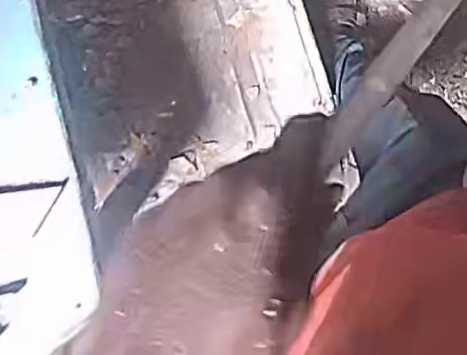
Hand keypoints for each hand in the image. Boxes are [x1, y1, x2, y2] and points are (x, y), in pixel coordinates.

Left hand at [77, 117, 331, 354]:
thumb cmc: (220, 341)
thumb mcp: (295, 298)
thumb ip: (315, 233)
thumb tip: (324, 201)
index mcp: (268, 193)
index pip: (306, 132)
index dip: (320, 139)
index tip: (323, 149)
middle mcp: (222, 183)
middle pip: (263, 163)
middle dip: (274, 190)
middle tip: (279, 231)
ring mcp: (178, 201)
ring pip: (223, 186)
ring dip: (234, 210)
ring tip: (233, 261)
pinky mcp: (143, 225)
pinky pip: (184, 210)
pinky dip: (195, 230)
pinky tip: (196, 270)